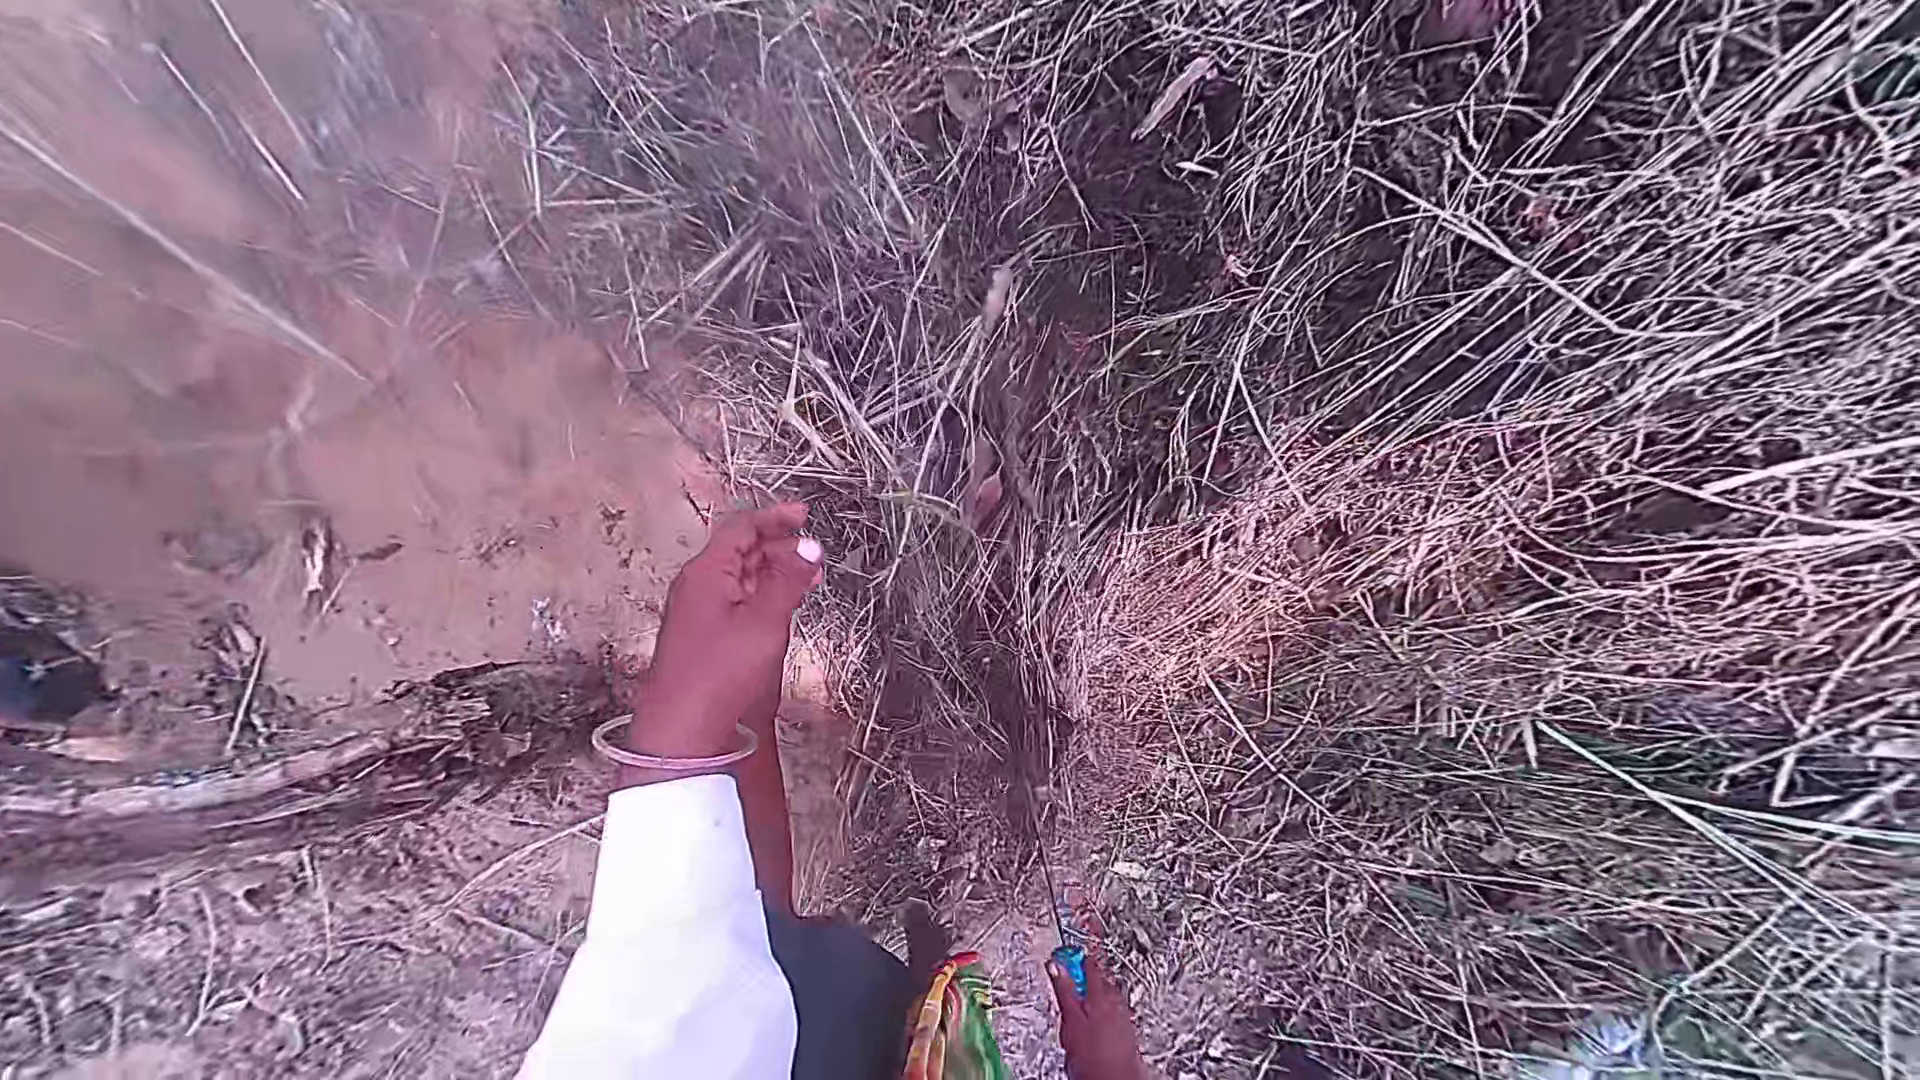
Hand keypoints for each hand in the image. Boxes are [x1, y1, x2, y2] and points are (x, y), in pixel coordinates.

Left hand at [631, 503, 822, 760]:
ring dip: (776, 570)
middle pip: (743, 549)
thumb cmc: (719, 673)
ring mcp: (701, 608)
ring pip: (743, 575)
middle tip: (813, 552)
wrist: (684, 727)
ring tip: (808, 576)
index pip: (743, 528)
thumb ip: (789, 580)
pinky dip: (766, 592)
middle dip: (781, 545)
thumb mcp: (765, 620)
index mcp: (708, 572)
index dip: (775, 517)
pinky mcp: (707, 631)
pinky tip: (784, 603)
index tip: (803, 515)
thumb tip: (810, 546)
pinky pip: (739, 597)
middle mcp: (700, 584)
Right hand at [1048, 952, 1150, 1079]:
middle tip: (1068, 991)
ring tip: (1079, 1016)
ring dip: (1092, 1001)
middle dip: (1084, 983)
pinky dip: (1101, 1016)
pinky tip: (1092, 1031)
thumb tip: (1056, 965)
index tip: (1062, 959)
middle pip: (1098, 981)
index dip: (1075, 960)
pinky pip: (1111, 1015)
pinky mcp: (1127, 1035)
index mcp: (1100, 994)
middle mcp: (1116, 1002)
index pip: (1088, 965)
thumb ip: (1064, 990)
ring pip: (1105, 999)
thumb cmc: (1094, 1058)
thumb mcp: (1071, 1021)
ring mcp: (1123, 1018)